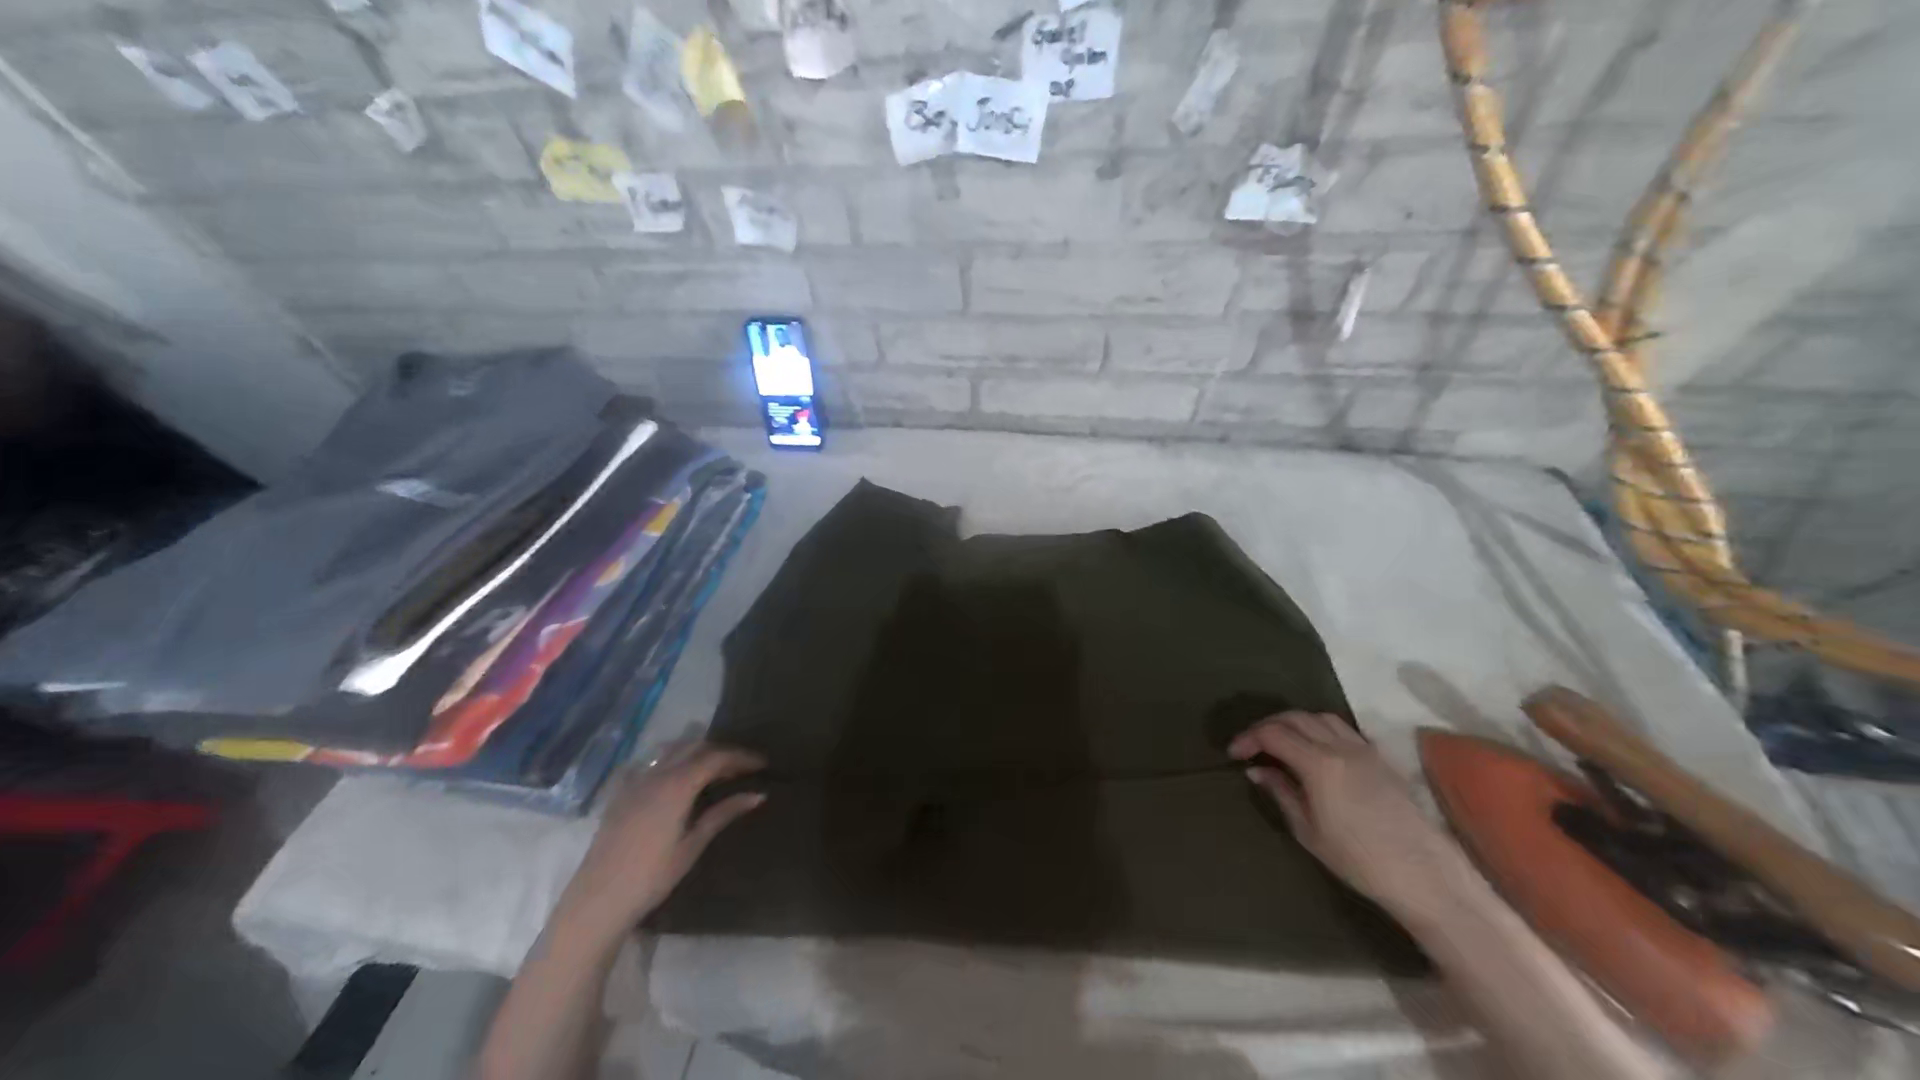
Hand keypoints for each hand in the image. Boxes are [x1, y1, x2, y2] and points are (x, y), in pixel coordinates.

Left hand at [557, 742, 765, 941]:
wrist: (598, 900)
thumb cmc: (652, 877)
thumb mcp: (692, 845)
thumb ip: (723, 814)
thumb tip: (757, 794)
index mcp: (676, 785)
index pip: (716, 757)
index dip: (742, 756)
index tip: (763, 763)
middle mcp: (656, 774)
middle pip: (695, 747)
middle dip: (722, 752)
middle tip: (743, 767)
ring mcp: (635, 781)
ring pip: (672, 750)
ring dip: (697, 751)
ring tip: (715, 768)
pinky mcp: (621, 793)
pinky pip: (652, 763)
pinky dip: (673, 760)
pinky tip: (678, 776)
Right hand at [1230, 712, 1474, 921]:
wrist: (1425, 876)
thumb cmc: (1359, 860)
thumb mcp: (1308, 831)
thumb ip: (1281, 793)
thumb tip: (1257, 770)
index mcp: (1319, 764)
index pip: (1272, 734)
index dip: (1247, 738)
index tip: (1233, 755)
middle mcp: (1340, 747)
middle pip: (1294, 717)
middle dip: (1266, 726)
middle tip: (1251, 746)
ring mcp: (1364, 750)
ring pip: (1320, 717)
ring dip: (1294, 722)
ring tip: (1281, 742)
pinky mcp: (1381, 759)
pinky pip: (1343, 729)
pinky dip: (1320, 728)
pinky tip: (1315, 748)